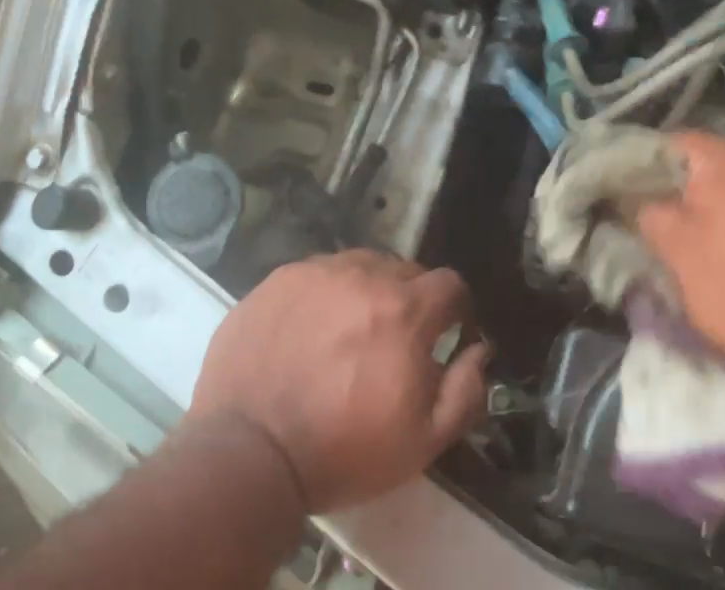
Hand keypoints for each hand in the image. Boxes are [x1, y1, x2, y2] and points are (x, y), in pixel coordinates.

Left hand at [189, 250, 488, 512]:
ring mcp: (313, 275)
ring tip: (349, 334)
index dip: (454, 311)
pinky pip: (315, 276)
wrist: (246, 456)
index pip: (450, 284)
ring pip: (358, 267)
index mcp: (405, 310)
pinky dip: (323, 296)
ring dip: (366, 292)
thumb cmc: (343, 452)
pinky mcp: (274, 283)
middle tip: (393, 342)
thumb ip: (466, 390)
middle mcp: (362, 276)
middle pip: (404, 271)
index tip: (444, 336)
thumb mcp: (424, 441)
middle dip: (410, 300)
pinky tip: (309, 334)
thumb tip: (478, 350)